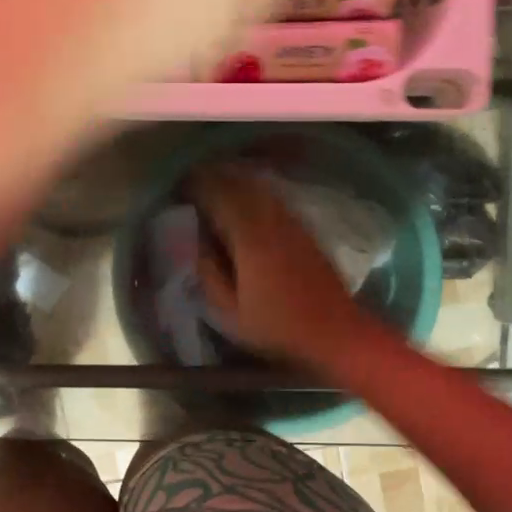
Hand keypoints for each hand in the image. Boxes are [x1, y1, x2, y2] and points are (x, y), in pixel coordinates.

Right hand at [191, 166, 368, 364]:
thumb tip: (196, 244)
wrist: (334, 332)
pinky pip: (271, 199)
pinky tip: (243, 205)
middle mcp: (271, 220)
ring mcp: (290, 222)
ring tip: (213, 190)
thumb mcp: (229, 313)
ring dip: (233, 183)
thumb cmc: (277, 327)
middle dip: (212, 179)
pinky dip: (252, 194)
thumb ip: (208, 274)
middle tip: (190, 187)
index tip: (178, 191)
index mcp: (250, 238)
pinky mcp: (302, 229)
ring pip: (257, 188)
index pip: (218, 196)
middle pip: (238, 184)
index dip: (195, 187)